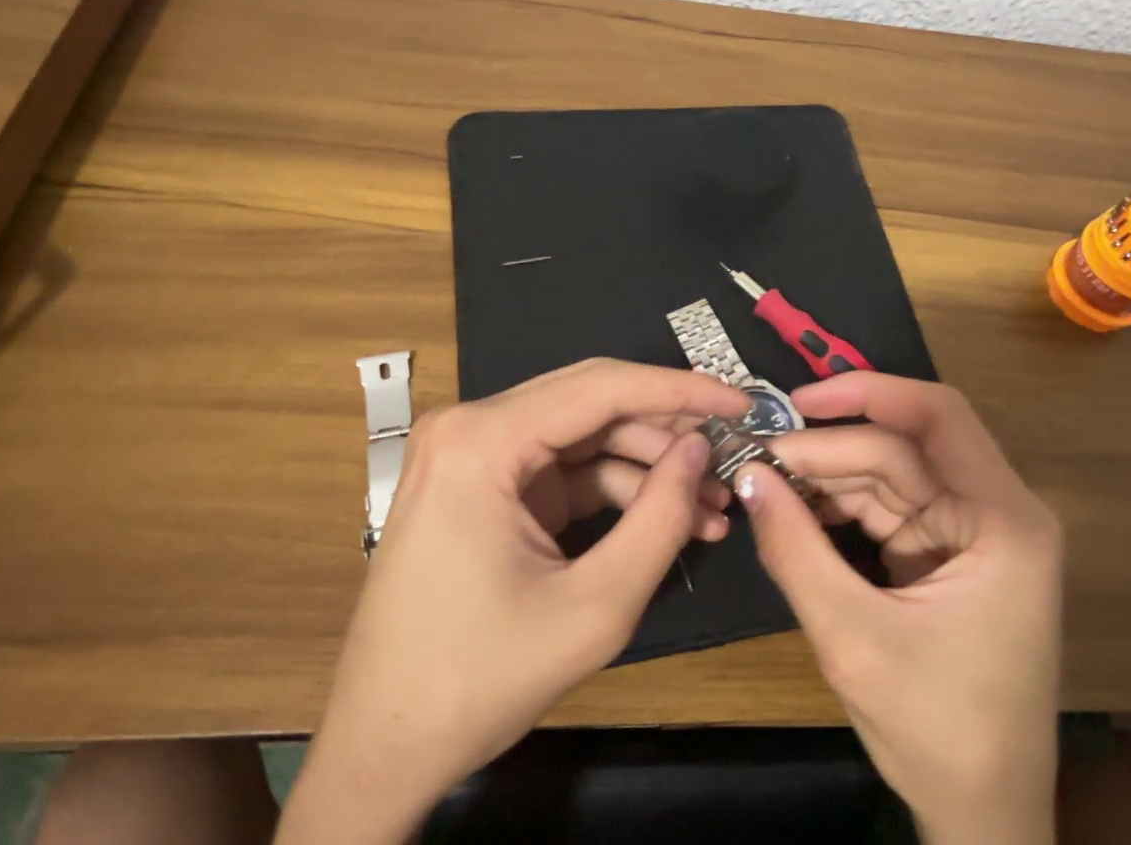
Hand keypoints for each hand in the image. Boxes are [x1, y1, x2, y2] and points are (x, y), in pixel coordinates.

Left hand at [278, 359, 748, 843]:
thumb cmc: (483, 677)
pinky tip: (671, 521)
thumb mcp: (595, 604)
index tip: (742, 404)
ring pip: (584, 438)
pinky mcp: (484, 490)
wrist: (389, 743)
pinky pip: (564, 472)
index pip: (601, 387)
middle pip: (593, 404)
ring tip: (714, 508)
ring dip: (649, 468)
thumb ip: (661, 518)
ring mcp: (474, 459)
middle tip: (733, 457)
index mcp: (481, 442)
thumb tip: (702, 451)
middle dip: (668, 432)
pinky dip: (617, 492)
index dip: (681, 391)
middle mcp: (470, 430)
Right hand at [739, 373, 1063, 844]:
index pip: (939, 418)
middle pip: (903, 452)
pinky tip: (793, 513)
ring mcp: (971, 538)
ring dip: (828, 480)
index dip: (868, 394)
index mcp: (1004, 521)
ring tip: (762, 483)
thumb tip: (745, 477)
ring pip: (891, 480)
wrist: (984, 812)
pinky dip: (840, 513)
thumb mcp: (853, 637)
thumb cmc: (938, 728)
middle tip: (754, 460)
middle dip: (828, 452)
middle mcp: (995, 515)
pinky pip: (888, 516)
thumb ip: (795, 550)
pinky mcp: (945, 562)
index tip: (796, 402)